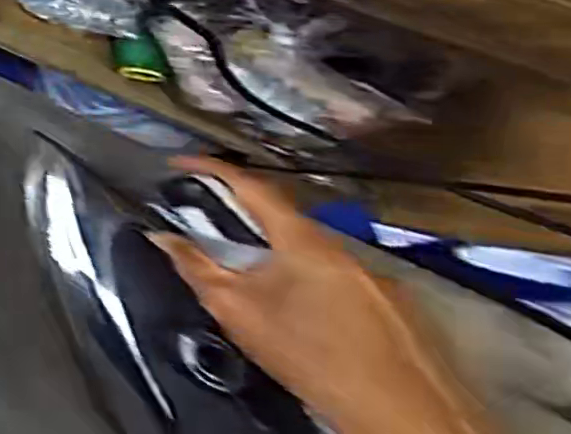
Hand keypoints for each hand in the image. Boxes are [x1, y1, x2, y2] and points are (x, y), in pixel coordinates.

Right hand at [150, 157, 494, 433]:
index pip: (251, 186)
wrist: (408, 424)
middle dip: (239, 214)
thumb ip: (193, 266)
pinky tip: (296, 307)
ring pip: (310, 250)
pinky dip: (305, 277)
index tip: (178, 163)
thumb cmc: (313, 357)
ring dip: (274, 249)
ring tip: (246, 269)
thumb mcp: (235, 309)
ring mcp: (378, 283)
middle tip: (206, 220)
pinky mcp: (398, 314)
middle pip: (280, 218)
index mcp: (304, 241)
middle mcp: (344, 252)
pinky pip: (336, 277)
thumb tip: (162, 237)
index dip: (209, 167)